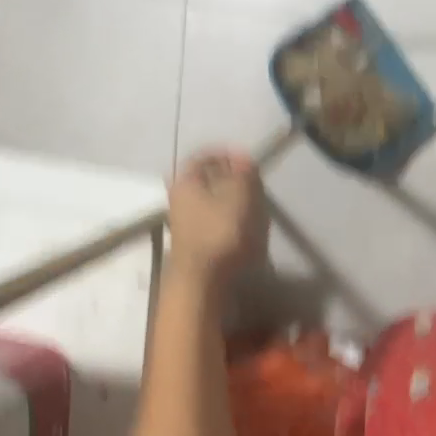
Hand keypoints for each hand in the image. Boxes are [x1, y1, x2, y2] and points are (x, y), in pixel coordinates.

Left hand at [168, 147, 267, 285]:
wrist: (203, 280)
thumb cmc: (221, 231)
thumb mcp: (239, 195)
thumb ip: (243, 173)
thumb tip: (244, 157)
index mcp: (185, 180)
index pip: (204, 156)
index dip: (227, 155)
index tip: (249, 162)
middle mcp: (179, 197)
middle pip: (206, 179)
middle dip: (231, 179)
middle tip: (255, 185)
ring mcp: (185, 221)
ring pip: (211, 201)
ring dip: (233, 200)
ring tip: (256, 208)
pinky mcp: (195, 241)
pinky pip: (214, 220)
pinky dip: (230, 219)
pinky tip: (246, 229)